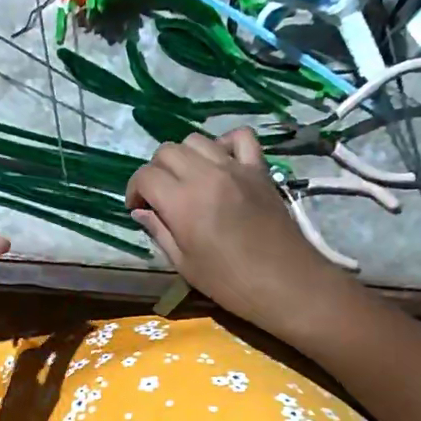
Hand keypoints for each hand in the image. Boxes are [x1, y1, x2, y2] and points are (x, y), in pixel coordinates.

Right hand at [126, 128, 356, 333]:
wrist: (285, 282)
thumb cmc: (230, 283)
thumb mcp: (185, 264)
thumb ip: (159, 232)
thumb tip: (140, 211)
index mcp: (183, 202)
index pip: (145, 176)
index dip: (134, 190)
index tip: (138, 208)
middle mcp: (206, 175)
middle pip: (167, 151)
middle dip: (156, 171)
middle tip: (161, 197)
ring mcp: (236, 168)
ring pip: (197, 140)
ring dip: (185, 157)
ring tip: (188, 181)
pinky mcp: (259, 169)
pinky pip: (241, 137)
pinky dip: (225, 143)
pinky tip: (222, 163)